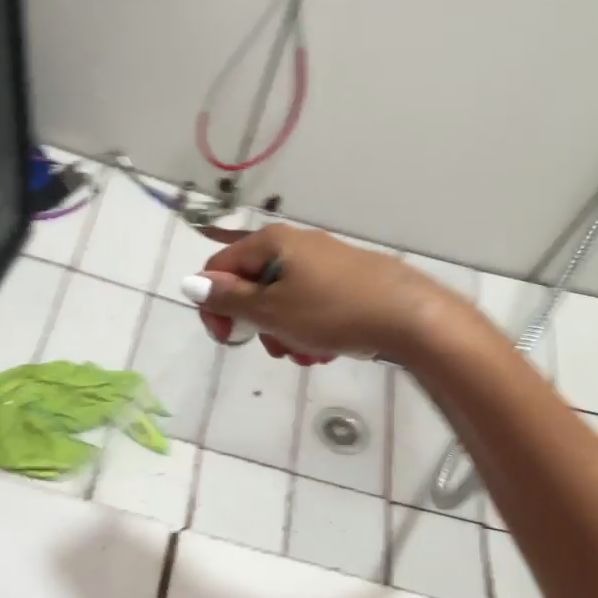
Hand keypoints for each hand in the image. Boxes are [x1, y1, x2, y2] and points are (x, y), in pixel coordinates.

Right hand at [185, 223, 477, 364]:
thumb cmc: (332, 311)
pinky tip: (324, 348)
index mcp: (271, 243)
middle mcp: (294, 245)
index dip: (213, 305)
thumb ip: (228, 299)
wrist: (407, 317)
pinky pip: (309, 306)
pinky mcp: (345, 281)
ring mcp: (322, 262)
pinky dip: (307, 329)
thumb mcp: (270, 310)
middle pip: (251, 287)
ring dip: (283, 333)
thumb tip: (190, 283)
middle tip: (272, 348)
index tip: (227, 338)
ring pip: (280, 301)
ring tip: (304, 353)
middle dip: (255, 324)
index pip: (218, 268)